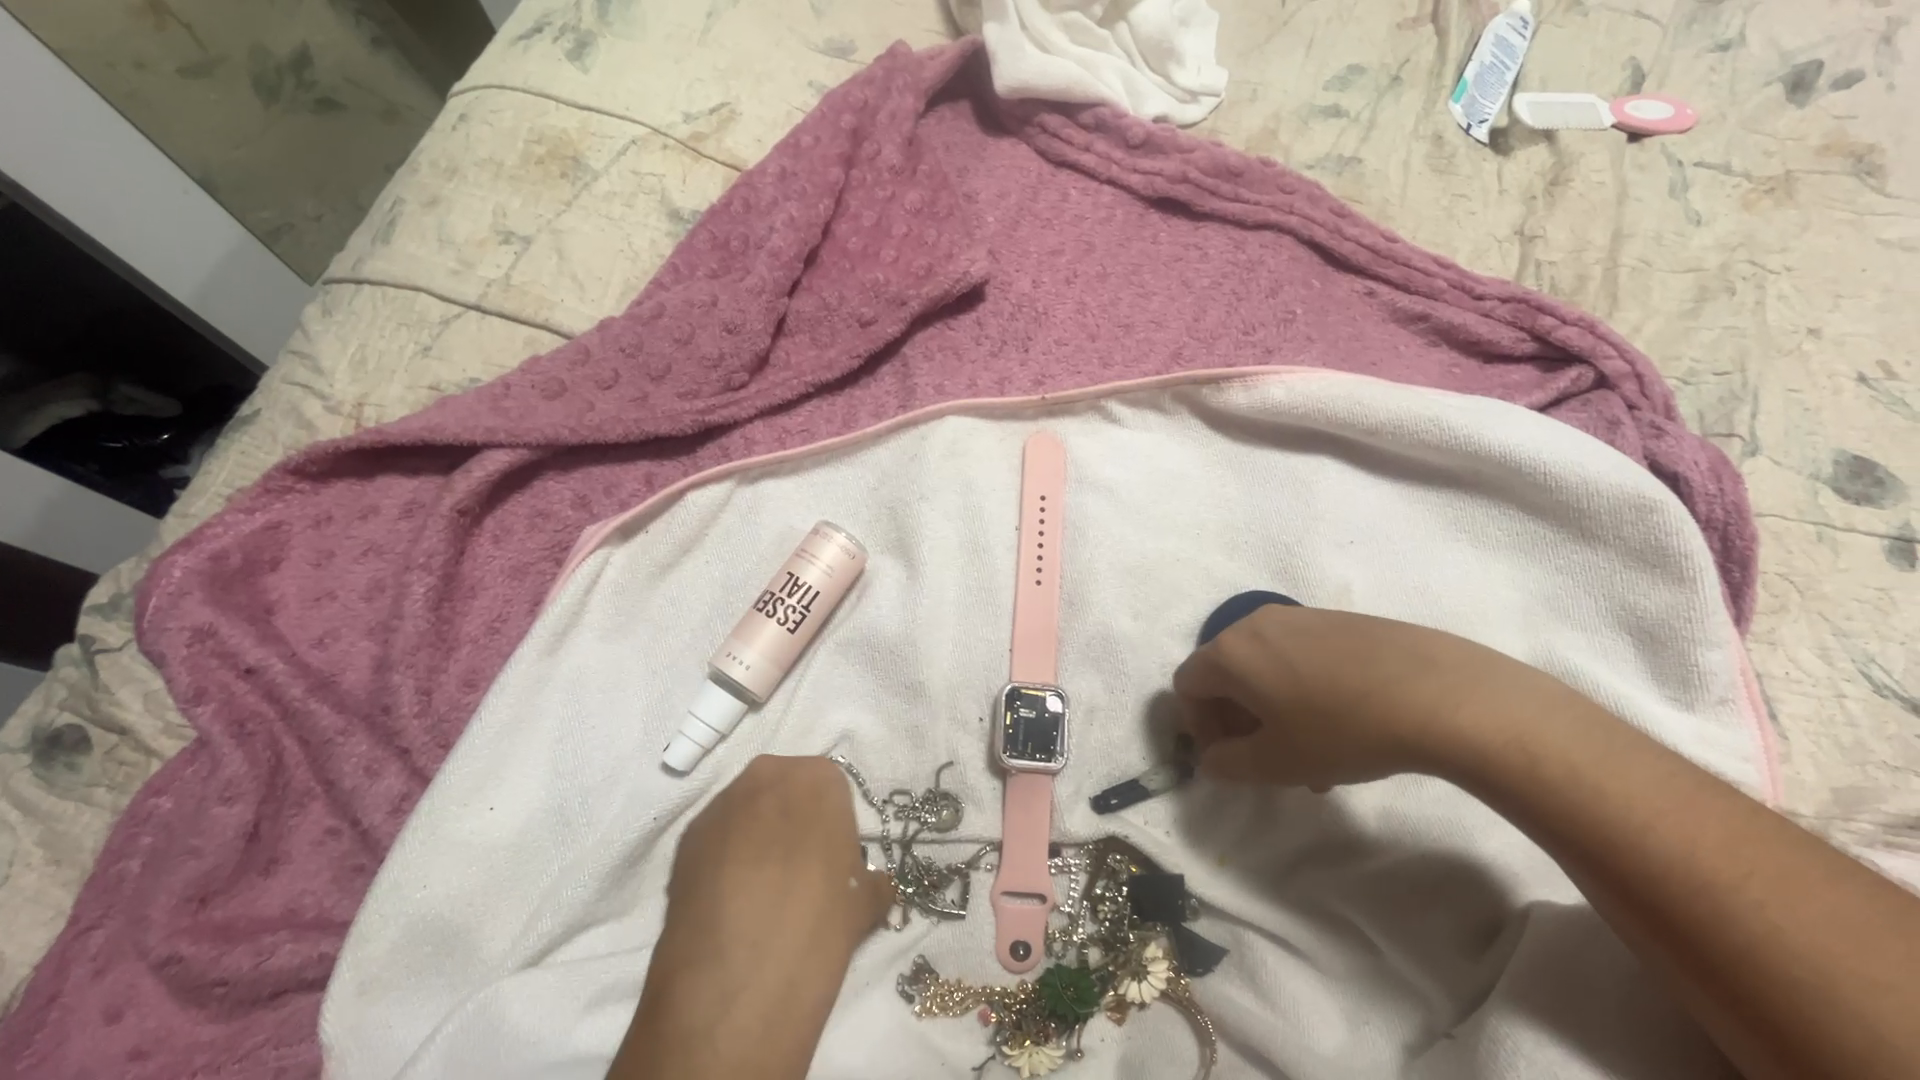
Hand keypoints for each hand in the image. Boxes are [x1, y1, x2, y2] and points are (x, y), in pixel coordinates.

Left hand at [611, 755, 890, 1079]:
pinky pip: (716, 841)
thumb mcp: (864, 904)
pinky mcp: (684, 839)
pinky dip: (724, 862)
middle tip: (799, 874)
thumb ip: (871, 881)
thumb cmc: (817, 924)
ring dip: (755, 841)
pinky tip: (732, 904)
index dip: (834, 828)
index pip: (832, 791)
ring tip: (761, 894)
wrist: (736, 976)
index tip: (834, 864)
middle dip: (792, 824)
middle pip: (785, 792)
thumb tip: (873, 884)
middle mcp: (766, 776)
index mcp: (818, 779)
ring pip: (747, 814)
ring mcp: (719, 806)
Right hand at [1172, 605, 1554, 788]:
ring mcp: (1303, 617)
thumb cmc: (1341, 730)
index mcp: (1230, 652)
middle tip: (1271, 761)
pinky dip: (1305, 690)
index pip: (1187, 686)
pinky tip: (1346, 727)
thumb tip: (1213, 759)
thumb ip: (1227, 765)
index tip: (1232, 759)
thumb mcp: (1275, 763)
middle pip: (1226, 674)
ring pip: (1267, 667)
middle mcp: (1258, 624)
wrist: (1441, 694)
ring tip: (1315, 755)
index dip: (1199, 727)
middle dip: (1239, 721)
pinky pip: (1302, 656)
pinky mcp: (1343, 621)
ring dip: (1274, 711)